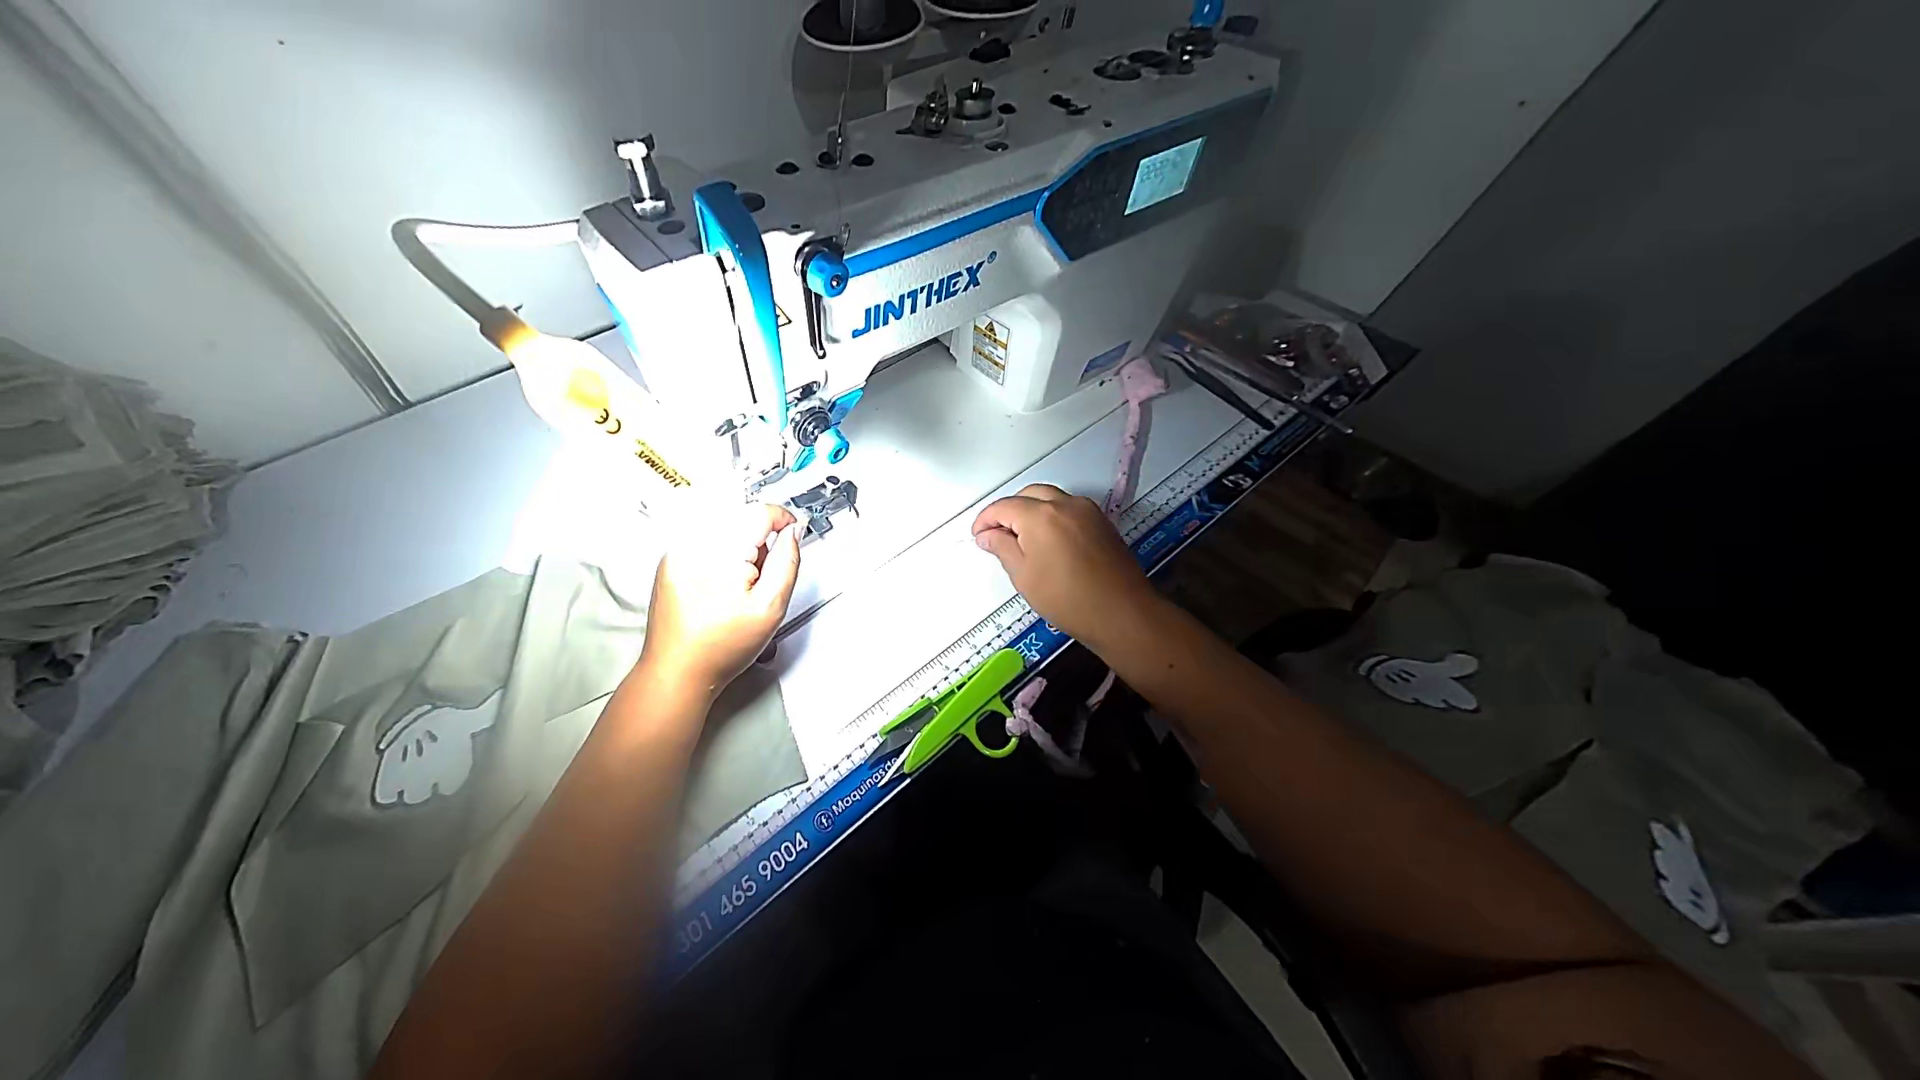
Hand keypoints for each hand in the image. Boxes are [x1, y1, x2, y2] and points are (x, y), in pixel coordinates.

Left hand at [640, 503, 801, 696]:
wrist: (677, 670)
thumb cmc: (717, 648)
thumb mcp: (770, 607)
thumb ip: (787, 562)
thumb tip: (792, 533)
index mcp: (719, 552)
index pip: (760, 511)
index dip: (784, 520)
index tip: (792, 533)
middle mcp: (692, 545)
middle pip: (743, 517)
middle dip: (761, 539)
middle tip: (763, 576)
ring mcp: (678, 552)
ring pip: (726, 527)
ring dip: (742, 546)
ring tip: (740, 585)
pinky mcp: (671, 561)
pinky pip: (707, 541)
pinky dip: (723, 554)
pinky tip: (723, 586)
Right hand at [971, 484, 1160, 644]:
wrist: (1121, 613)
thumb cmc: (1069, 599)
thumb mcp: (1024, 576)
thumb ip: (1002, 548)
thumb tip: (988, 535)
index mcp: (1041, 515)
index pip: (1003, 506)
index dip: (986, 520)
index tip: (979, 535)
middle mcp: (1065, 504)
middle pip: (1028, 495)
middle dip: (1009, 511)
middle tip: (998, 536)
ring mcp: (1087, 511)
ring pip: (1051, 498)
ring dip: (1032, 511)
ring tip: (1023, 540)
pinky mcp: (1102, 523)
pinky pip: (1070, 508)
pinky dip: (1053, 516)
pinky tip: (1049, 542)